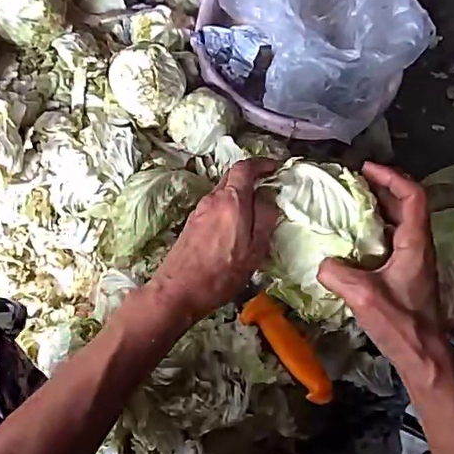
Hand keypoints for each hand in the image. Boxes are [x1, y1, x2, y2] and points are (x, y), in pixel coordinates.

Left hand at [142, 159, 280, 325]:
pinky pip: (215, 206)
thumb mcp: (255, 249)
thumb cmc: (221, 273)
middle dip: (252, 176)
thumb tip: (268, 197)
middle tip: (268, 187)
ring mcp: (199, 210)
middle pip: (233, 176)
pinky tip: (235, 227)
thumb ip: (265, 218)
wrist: (178, 290)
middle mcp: (213, 199)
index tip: (275, 168)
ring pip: (223, 192)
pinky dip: (228, 207)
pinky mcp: (191, 223)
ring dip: (240, 194)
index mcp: (232, 200)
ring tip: (255, 211)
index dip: (262, 163)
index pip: (245, 167)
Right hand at [317, 162, 453, 395]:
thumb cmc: (401, 325)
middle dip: (381, 189)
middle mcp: (419, 248)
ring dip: (377, 211)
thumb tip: (323, 263)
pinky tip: (351, 243)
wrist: (423, 358)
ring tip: (348, 207)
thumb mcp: (364, 297)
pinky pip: (390, 243)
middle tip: (353, 183)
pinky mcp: (406, 277)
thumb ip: (338, 273)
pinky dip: (373, 233)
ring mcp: (414, 263)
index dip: (392, 177)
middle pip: (406, 206)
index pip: (412, 196)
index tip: (367, 169)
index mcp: (415, 244)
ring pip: (398, 225)